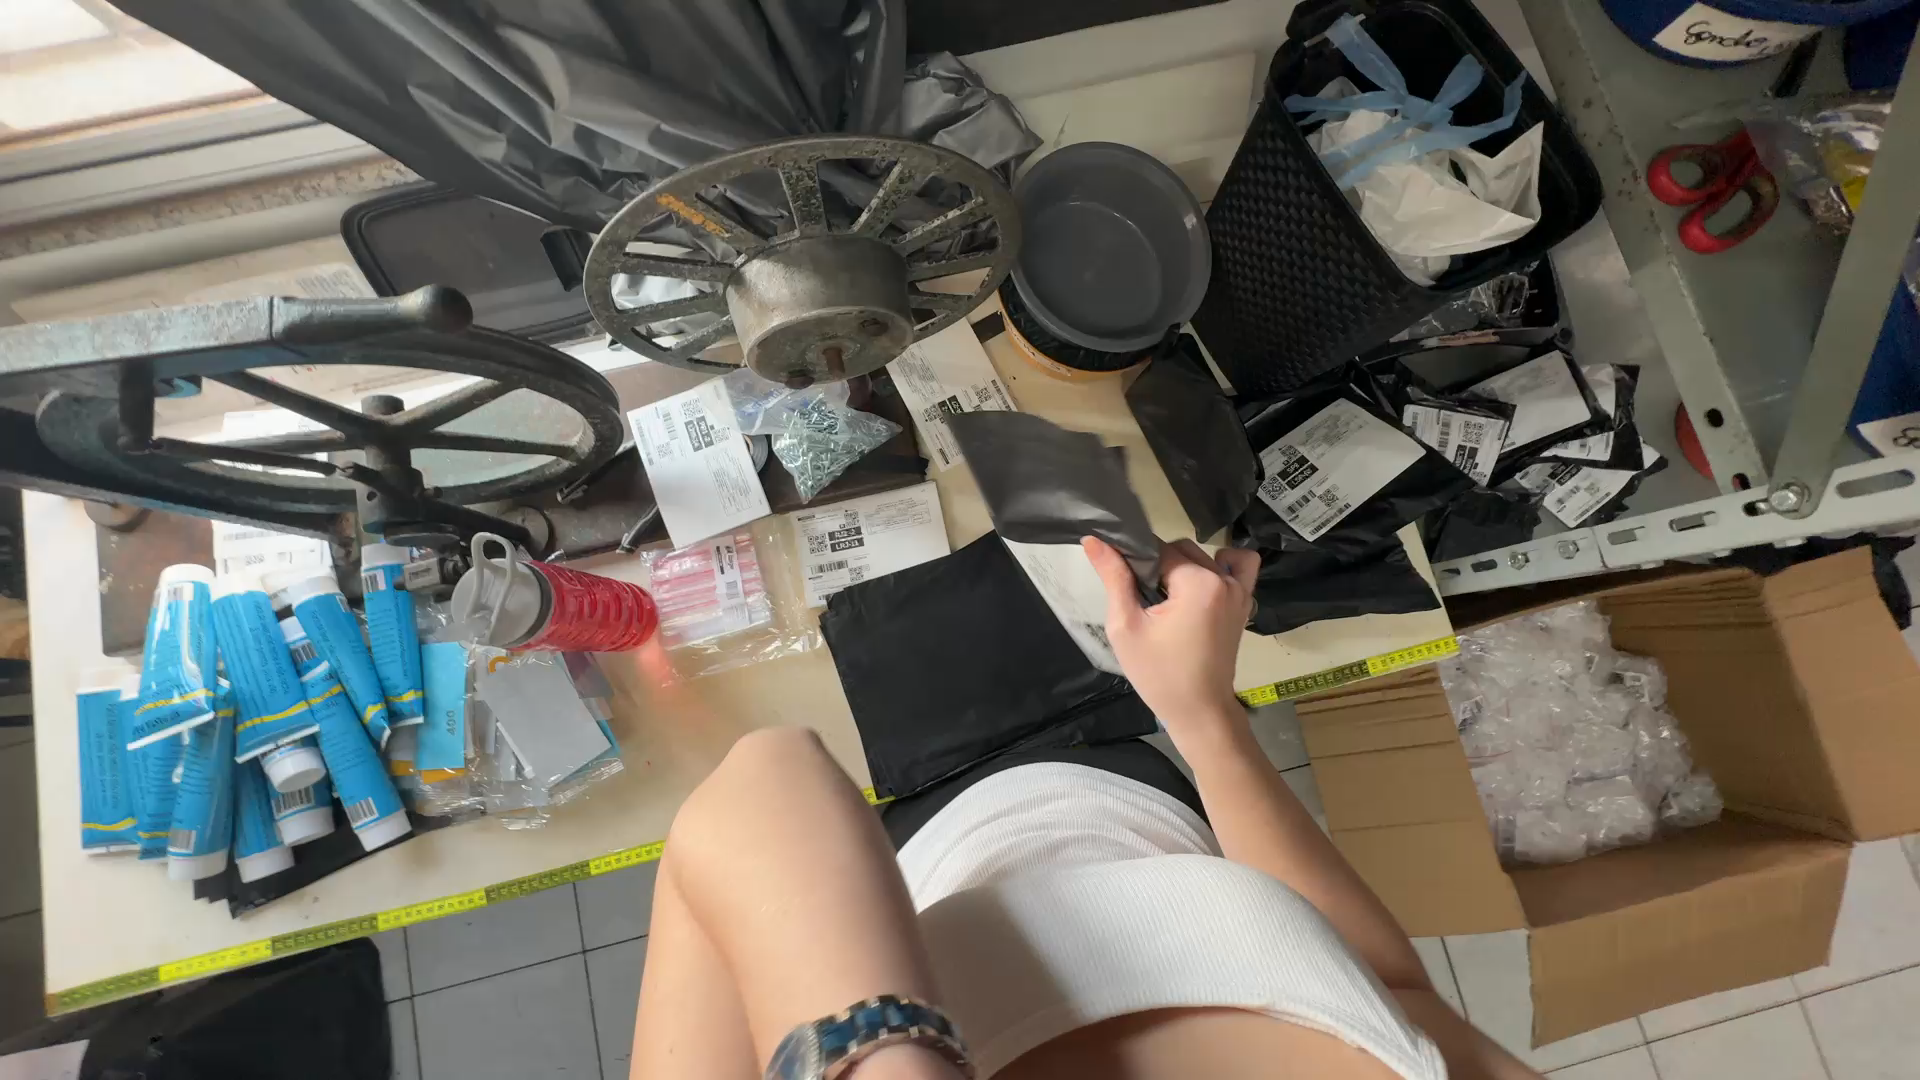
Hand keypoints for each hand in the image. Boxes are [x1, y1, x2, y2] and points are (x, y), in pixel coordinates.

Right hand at [1082, 536, 1258, 736]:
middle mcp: (1223, 579)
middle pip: (1179, 550)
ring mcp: (1240, 590)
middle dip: (1156, 566)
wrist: (1198, 710)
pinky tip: (1199, 583)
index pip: (1157, 549)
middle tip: (1140, 600)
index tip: (1120, 583)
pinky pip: (1240, 566)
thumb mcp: (1126, 626)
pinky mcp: (1244, 602)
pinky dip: (1221, 564)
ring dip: (1182, 566)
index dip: (1133, 562)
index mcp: (1197, 583)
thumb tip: (1093, 540)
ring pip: (1203, 555)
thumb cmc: (1158, 673)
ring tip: (1166, 596)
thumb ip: (1113, 578)